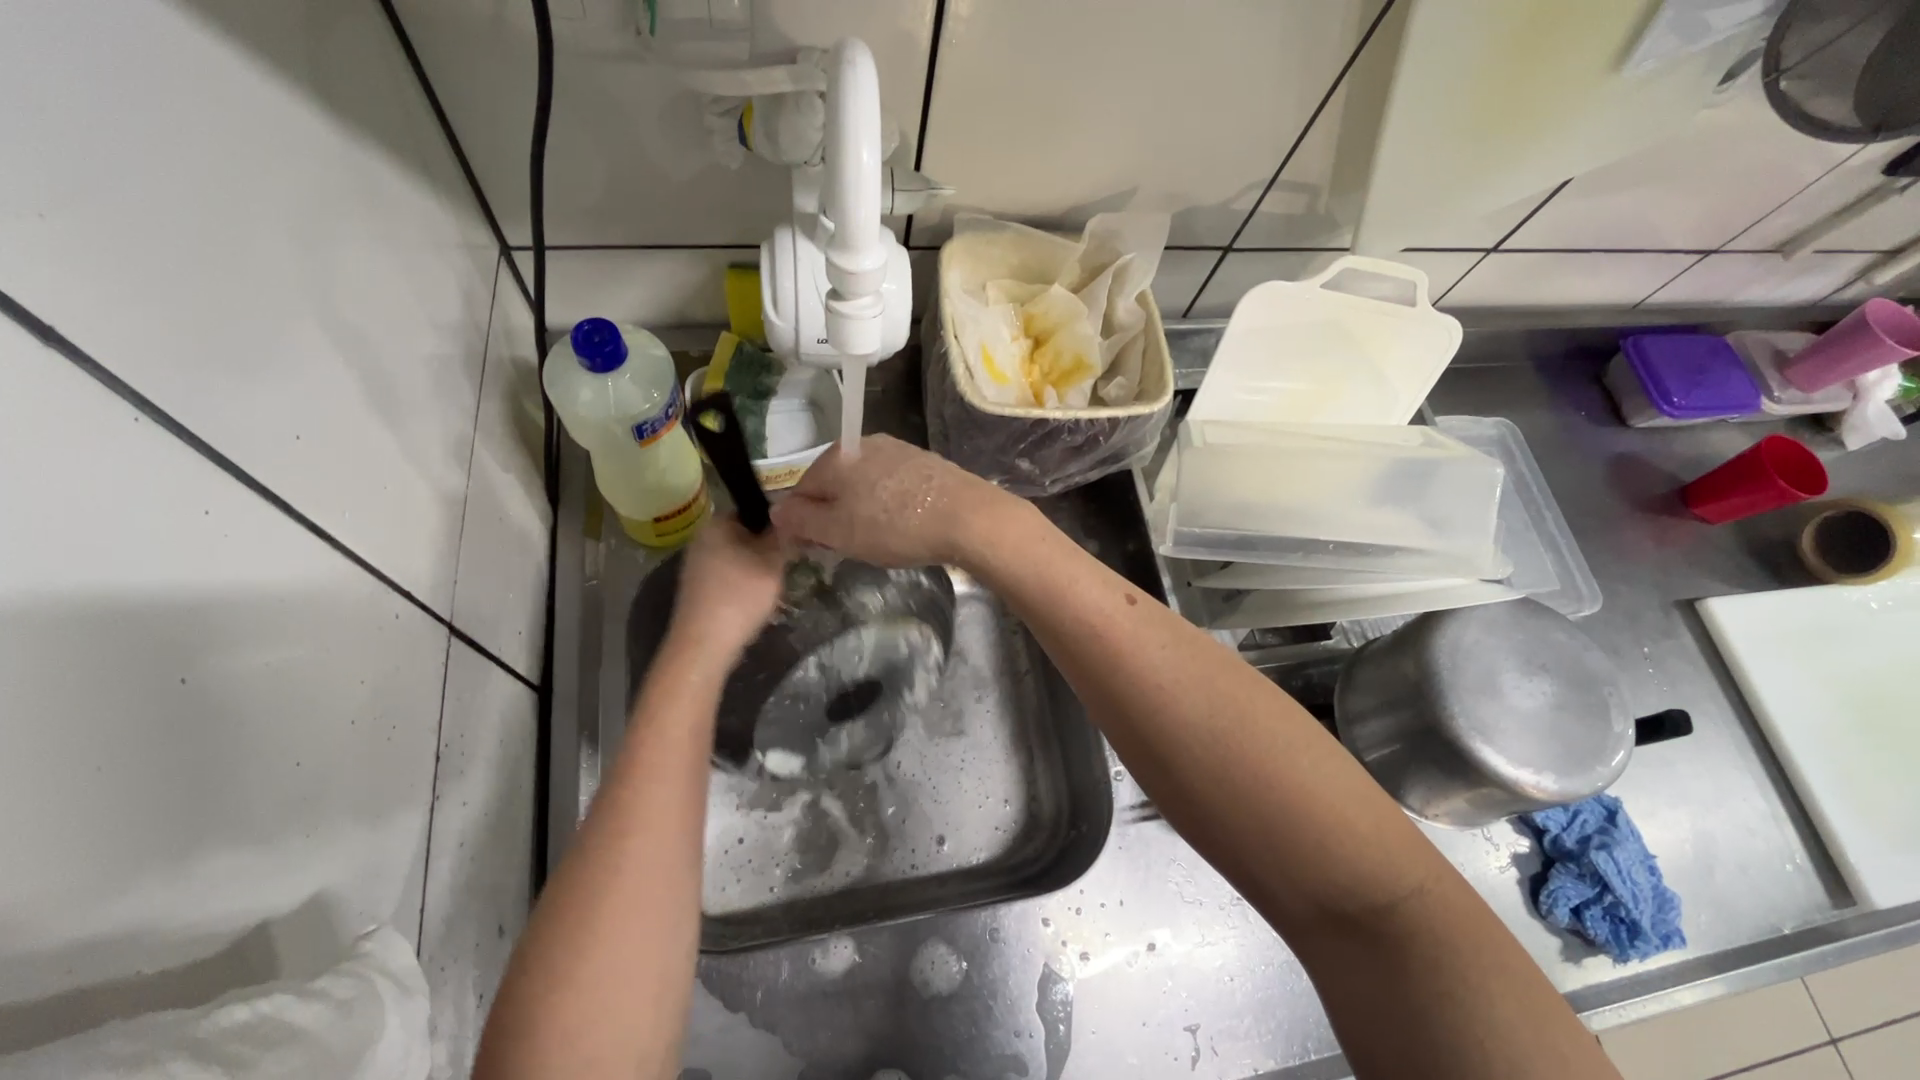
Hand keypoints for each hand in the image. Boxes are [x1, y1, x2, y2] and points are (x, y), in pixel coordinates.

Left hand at [666, 516, 788, 659]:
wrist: (704, 644)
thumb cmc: (741, 596)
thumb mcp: (773, 562)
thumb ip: (781, 536)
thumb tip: (785, 519)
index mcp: (716, 523)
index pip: (752, 510)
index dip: (775, 524)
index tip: (792, 542)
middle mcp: (701, 538)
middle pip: (744, 535)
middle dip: (766, 550)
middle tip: (785, 567)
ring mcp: (695, 565)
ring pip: (737, 558)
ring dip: (756, 570)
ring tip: (772, 588)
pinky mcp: (696, 589)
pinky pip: (727, 577)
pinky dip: (742, 586)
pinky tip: (754, 603)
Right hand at [771, 435, 1009, 567]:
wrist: (968, 518)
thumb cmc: (894, 526)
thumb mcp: (838, 532)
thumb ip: (802, 521)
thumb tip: (776, 512)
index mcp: (835, 457)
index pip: (801, 490)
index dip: (804, 524)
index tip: (819, 550)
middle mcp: (863, 444)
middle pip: (833, 485)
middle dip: (835, 517)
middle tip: (851, 548)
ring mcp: (897, 450)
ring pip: (863, 486)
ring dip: (863, 512)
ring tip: (880, 541)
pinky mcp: (924, 463)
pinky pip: (892, 487)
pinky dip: (890, 507)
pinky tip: (904, 527)